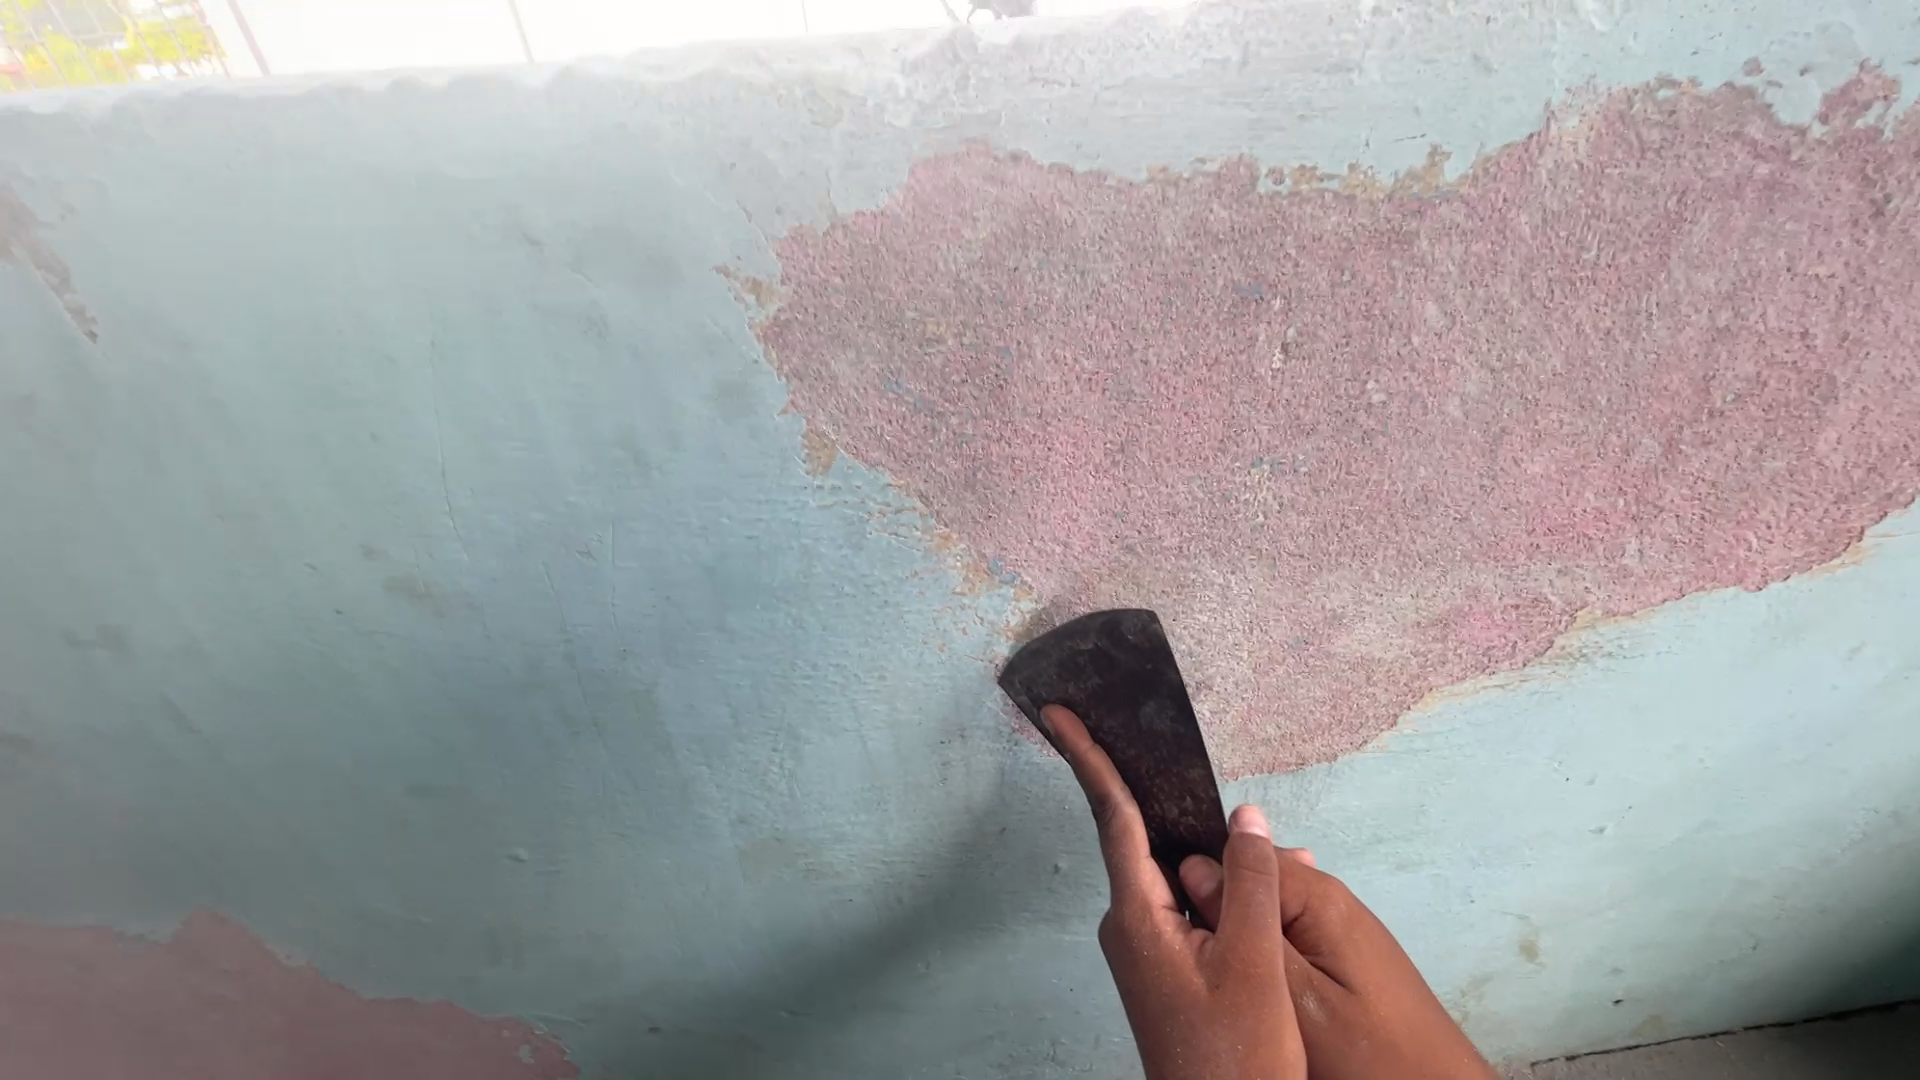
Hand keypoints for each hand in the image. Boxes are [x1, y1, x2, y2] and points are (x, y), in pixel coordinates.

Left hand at [1043, 704, 1305, 1079]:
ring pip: (1172, 876)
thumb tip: (1245, 816)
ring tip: (1268, 848)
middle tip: (1167, 754)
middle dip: (1161, 798)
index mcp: (1135, 916)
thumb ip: (1248, 882)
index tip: (1057, 714)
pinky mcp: (1161, 965)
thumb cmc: (1238, 1061)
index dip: (1087, 758)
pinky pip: (1182, 905)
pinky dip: (1212, 889)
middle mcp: (1127, 924)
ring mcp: (1142, 947)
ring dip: (1207, 855)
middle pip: (1141, 839)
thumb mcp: (1253, 966)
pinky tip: (1251, 888)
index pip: (1112, 815)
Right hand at [1179, 818, 1496, 1079]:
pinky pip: (1284, 924)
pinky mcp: (1341, 947)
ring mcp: (1335, 920)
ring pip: (1263, 902)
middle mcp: (1324, 892)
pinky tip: (1252, 975)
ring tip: (1218, 964)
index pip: (1234, 850)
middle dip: (1217, 901)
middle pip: (1248, 873)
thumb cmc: (1369, 1054)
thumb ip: (1247, 927)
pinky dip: (1261, 941)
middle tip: (1196, 950)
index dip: (1196, 877)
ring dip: (1238, 924)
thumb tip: (1193, 865)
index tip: (1170, 913)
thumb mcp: (1297, 997)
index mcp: (1312, 892)